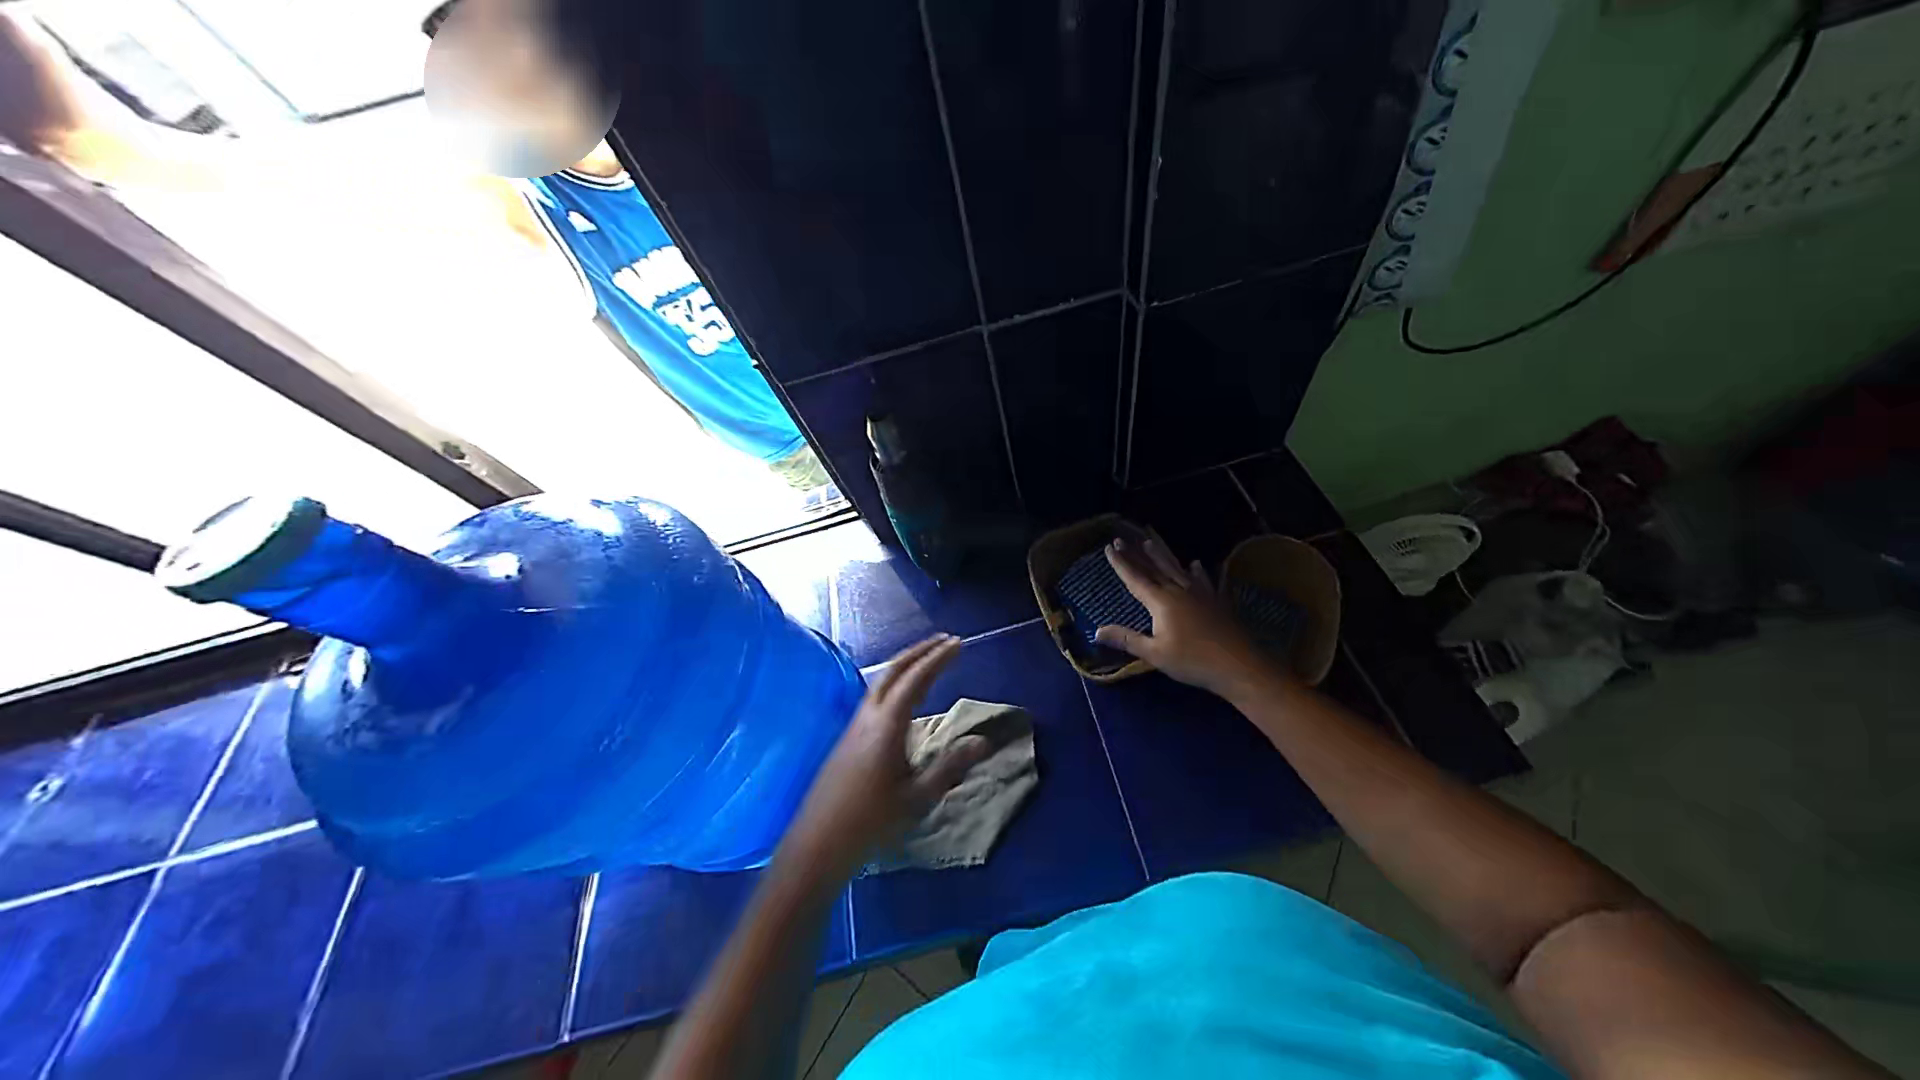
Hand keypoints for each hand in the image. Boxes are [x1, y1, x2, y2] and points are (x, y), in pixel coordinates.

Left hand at [782, 634, 990, 875]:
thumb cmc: (872, 821)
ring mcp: (854, 726)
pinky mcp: (847, 739)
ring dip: (905, 666)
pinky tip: (903, 698)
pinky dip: (895, 683)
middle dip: (920, 651)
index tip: (958, 643)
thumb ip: (950, 766)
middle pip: (893, 671)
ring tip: (928, 661)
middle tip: (945, 641)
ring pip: (881, 682)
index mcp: (887, 724)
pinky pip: (875, 696)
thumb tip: (983, 741)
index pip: (916, 679)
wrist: (819, 842)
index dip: (938, 658)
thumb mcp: (919, 797)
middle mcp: (868, 716)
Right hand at [1095, 537, 1279, 700]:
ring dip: (1162, 555)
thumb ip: (1126, 639)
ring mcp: (1200, 594)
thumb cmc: (1193, 661)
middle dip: (1137, 554)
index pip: (1135, 578)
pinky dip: (1197, 572)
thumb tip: (1096, 630)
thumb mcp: (1155, 653)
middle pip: (1154, 568)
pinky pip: (1203, 580)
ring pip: (1177, 569)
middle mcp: (1179, 591)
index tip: (1109, 547)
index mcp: (1161, 602)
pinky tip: (1195, 565)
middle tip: (1124, 538)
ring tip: (1152, 541)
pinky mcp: (1216, 601)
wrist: (1240, 665)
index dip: (1121, 563)